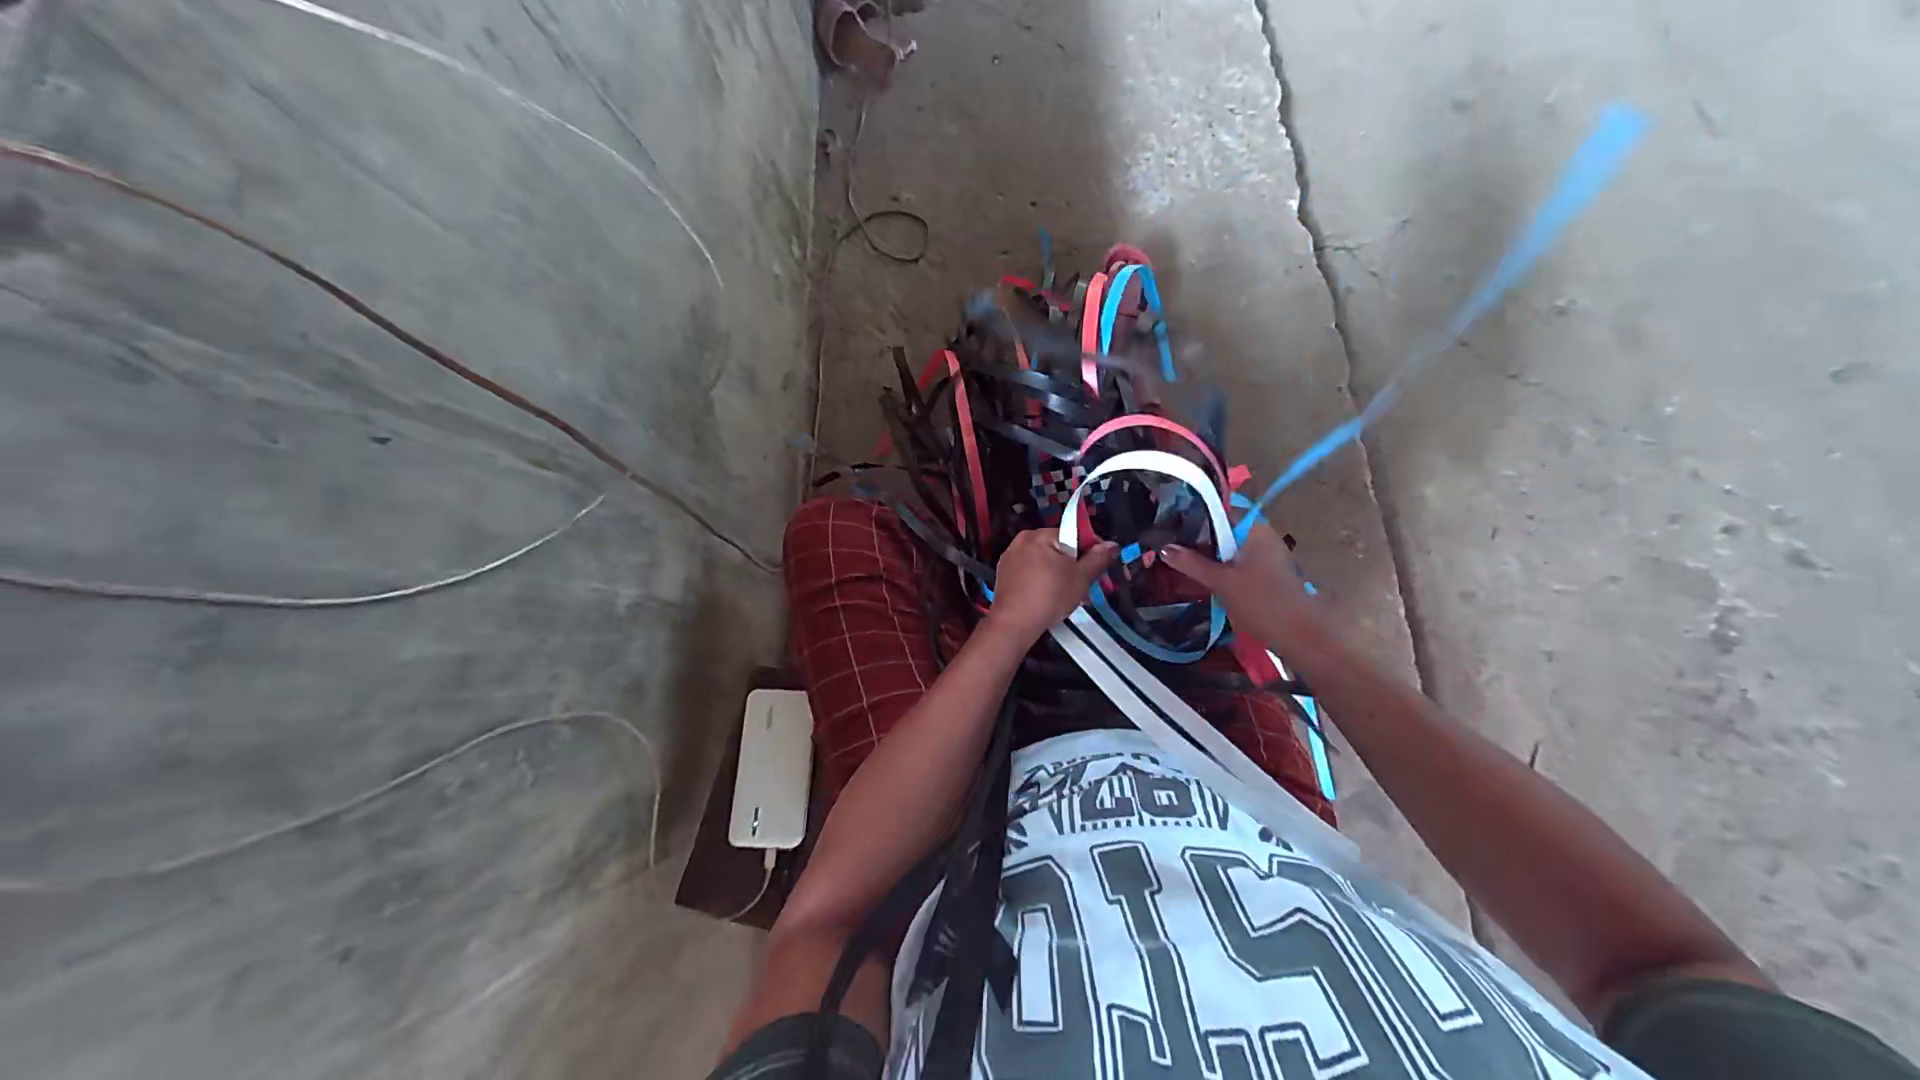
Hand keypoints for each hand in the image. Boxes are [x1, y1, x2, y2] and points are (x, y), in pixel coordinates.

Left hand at [985, 531, 1117, 639]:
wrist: (1014, 623)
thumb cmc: (1050, 596)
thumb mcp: (1081, 577)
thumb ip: (1098, 558)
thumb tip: (1112, 545)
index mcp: (1040, 535)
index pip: (1074, 534)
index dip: (1093, 550)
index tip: (1102, 567)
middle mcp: (1022, 540)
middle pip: (1059, 548)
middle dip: (1075, 565)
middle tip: (1088, 585)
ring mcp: (1010, 557)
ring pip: (1044, 561)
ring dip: (1060, 574)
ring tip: (1072, 595)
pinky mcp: (1003, 574)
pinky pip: (1030, 571)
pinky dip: (1043, 579)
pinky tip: (1051, 596)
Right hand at [1161, 524, 1329, 653]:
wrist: (1300, 636)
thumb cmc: (1261, 602)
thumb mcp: (1220, 582)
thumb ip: (1191, 563)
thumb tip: (1165, 547)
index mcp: (1254, 528)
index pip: (1218, 510)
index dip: (1192, 515)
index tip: (1168, 526)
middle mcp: (1262, 535)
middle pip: (1222, 528)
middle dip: (1196, 538)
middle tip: (1168, 546)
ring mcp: (1265, 555)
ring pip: (1228, 547)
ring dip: (1206, 554)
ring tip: (1178, 561)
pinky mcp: (1265, 573)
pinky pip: (1236, 561)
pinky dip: (1218, 566)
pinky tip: (1200, 577)